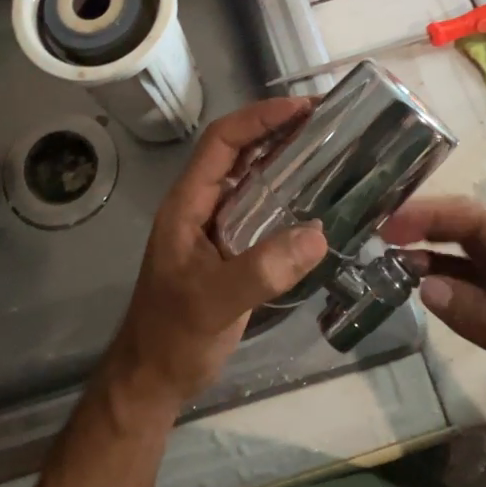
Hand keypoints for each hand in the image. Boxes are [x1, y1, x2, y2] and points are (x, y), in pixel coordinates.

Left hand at [103, 98, 329, 411]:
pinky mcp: (233, 252)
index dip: (259, 119)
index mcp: (187, 203)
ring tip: (331, 146)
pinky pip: (264, 211)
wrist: (154, 378)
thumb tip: (318, 234)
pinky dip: (290, 197)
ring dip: (287, 159)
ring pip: (253, 179)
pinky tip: (321, 200)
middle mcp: (203, 206)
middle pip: (239, 152)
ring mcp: (217, 228)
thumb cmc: (172, 336)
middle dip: (278, 130)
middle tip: (328, 120)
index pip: (222, 142)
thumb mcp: (214, 302)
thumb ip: (261, 270)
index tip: (302, 109)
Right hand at [382, 197, 485, 478]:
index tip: (391, 222)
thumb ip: (485, 319)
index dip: (435, 214)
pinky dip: (442, 281)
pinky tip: (416, 284)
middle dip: (427, 223)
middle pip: (473, 230)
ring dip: (430, 250)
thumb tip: (424, 285)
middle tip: (379, 230)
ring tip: (387, 254)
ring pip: (469, 256)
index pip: (483, 221)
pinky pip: (472, 287)